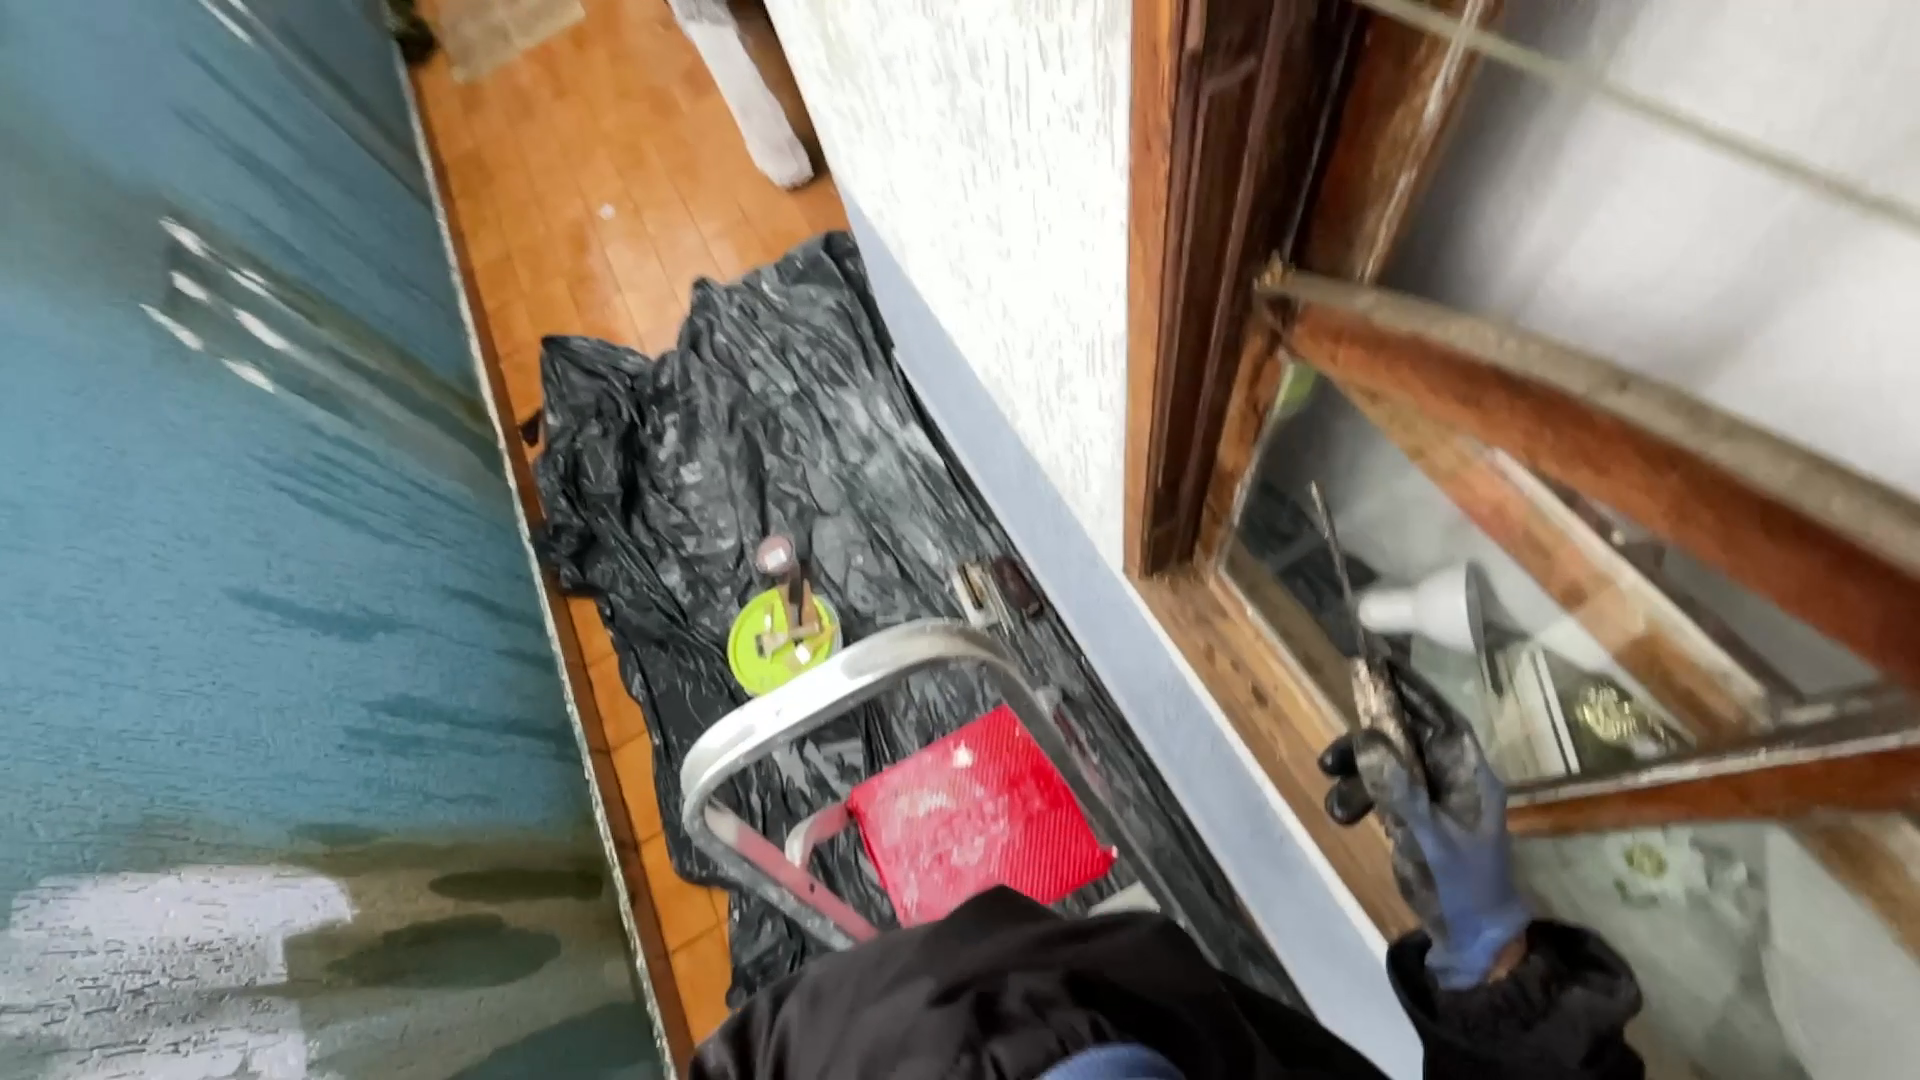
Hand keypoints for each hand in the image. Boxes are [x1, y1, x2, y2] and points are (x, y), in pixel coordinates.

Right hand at [1317, 664, 1530, 987]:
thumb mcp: (1427, 837)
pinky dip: (1358, 795)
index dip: (1413, 689)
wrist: (1470, 938)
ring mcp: (1432, 796)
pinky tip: (1346, 815)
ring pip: (1385, 762)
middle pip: (1404, 737)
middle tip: (1330, 757)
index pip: (1441, 719)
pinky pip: (1379, 787)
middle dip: (1365, 742)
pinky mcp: (1414, 814)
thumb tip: (1367, 737)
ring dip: (1355, 776)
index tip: (1381, 663)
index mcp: (1469, 776)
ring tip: (1336, 804)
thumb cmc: (1459, 886)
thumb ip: (1398, 788)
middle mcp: (1451, 777)